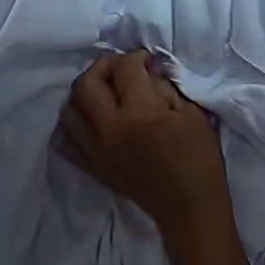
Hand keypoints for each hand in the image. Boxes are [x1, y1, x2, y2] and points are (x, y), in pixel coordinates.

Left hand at [60, 51, 230, 241]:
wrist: (188, 207)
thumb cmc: (198, 158)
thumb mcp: (191, 113)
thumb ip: (164, 87)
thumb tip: (147, 72)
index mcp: (139, 112)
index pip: (124, 68)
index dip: (137, 56)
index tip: (149, 61)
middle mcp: (109, 128)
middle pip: (86, 83)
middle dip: (103, 66)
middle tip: (122, 67)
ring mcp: (95, 150)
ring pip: (69, 109)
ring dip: (85, 92)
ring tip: (105, 91)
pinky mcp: (92, 168)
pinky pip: (66, 140)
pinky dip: (73, 124)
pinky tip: (91, 118)